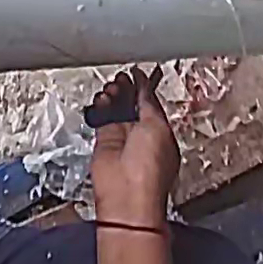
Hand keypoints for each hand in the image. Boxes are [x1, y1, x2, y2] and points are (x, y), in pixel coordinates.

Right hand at [88, 67, 179, 225]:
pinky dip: (101, 105)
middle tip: (121, 78)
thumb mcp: (157, 127)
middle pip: (132, 102)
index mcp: (161, 132)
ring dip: (114, 95)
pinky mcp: (105, 139)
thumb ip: (149, 103)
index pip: (151, 102)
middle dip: (127, 87)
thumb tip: (145, 86)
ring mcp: (123, 137)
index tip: (138, 70)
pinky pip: (102, 115)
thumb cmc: (149, 170)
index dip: (144, 85)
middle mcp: (142, 134)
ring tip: (112, 89)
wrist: (126, 193)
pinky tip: (103, 100)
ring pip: (116, 106)